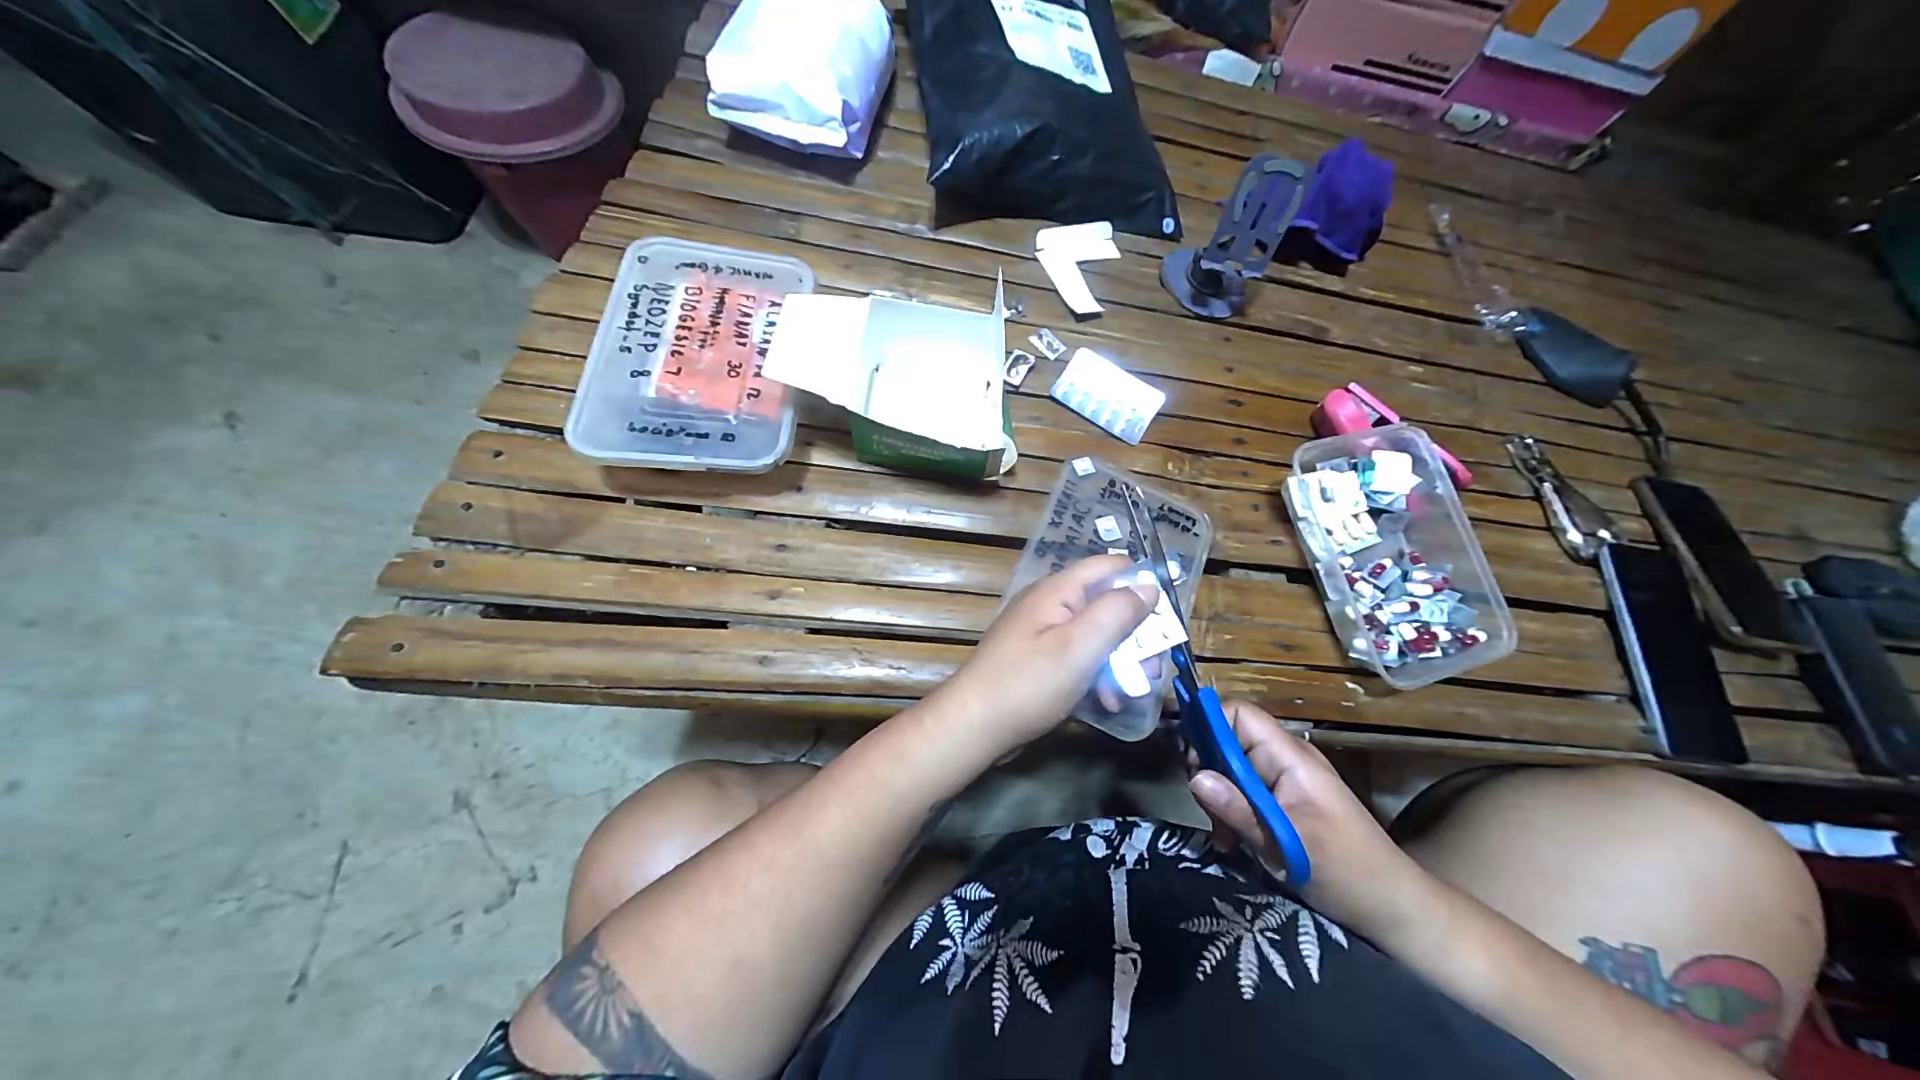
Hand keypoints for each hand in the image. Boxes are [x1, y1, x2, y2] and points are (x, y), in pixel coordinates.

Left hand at [928, 554, 1156, 757]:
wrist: (974, 726)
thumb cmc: (1028, 684)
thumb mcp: (1079, 647)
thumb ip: (1116, 613)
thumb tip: (1149, 587)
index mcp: (1058, 591)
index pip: (1109, 566)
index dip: (1141, 584)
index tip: (1164, 618)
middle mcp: (1051, 605)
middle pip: (1107, 604)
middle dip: (1135, 635)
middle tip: (1152, 668)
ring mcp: (1043, 634)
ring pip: (1097, 636)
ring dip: (1120, 661)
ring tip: (1132, 691)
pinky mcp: (1040, 661)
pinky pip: (1079, 658)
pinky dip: (1098, 676)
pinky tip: (1108, 702)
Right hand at [1187, 700, 1437, 939]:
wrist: (1395, 908)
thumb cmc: (1347, 871)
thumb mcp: (1286, 844)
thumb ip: (1238, 809)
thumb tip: (1195, 777)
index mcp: (1291, 758)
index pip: (1239, 714)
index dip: (1210, 728)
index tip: (1192, 765)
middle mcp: (1286, 760)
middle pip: (1229, 742)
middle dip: (1210, 774)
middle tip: (1210, 814)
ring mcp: (1286, 781)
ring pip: (1233, 770)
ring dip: (1220, 801)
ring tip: (1225, 838)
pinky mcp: (1286, 802)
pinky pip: (1246, 792)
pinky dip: (1234, 813)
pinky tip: (1234, 842)